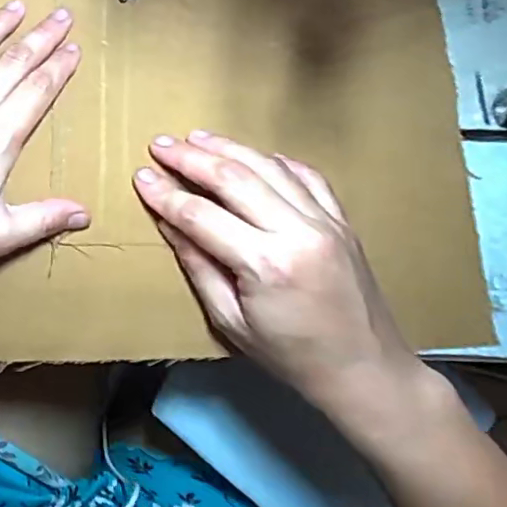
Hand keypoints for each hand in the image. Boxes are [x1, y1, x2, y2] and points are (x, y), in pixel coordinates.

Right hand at [133, 131, 451, 438]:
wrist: (365, 369)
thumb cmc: (288, 355)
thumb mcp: (229, 320)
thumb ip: (198, 265)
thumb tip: (168, 222)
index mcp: (265, 264)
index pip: (201, 215)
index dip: (165, 194)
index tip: (141, 176)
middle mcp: (298, 231)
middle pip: (234, 178)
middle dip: (191, 158)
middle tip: (160, 144)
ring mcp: (325, 221)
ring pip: (269, 167)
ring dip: (228, 148)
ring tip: (195, 137)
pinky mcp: (341, 220)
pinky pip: (306, 176)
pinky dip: (275, 160)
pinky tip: (252, 154)